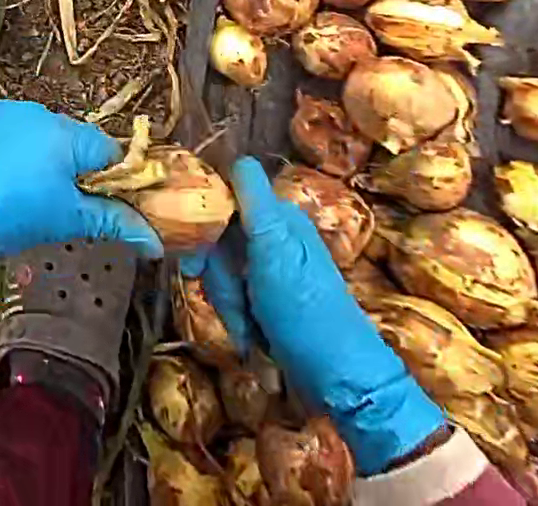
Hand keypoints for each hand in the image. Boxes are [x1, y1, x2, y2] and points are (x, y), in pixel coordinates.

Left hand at [0, 100, 163, 274]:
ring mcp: (13, 109)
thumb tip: (154, 241)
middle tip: (58, 199)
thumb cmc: (11, 214)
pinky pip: (15, 127)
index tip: (97, 199)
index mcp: (69, 136)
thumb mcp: (65, 221)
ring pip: (45, 132)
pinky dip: (16, 144)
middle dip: (74, 166)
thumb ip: (112, 222)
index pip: (110, 151)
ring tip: (25, 186)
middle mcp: (44, 113)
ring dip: (44, 153)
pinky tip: (2, 169)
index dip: (109, 177)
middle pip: (77, 140)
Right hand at [186, 157, 444, 474]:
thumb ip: (254, 200)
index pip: (222, 203)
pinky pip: (232, 295)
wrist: (341, 380)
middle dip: (219, 278)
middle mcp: (273, 236)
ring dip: (227, 302)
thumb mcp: (275, 247)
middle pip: (218, 241)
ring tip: (249, 329)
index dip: (204, 230)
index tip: (196, 261)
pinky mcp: (267, 298)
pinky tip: (250, 336)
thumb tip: (237, 157)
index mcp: (277, 216)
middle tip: (237, 304)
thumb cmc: (305, 309)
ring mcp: (270, 269)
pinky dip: (236, 316)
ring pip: (221, 272)